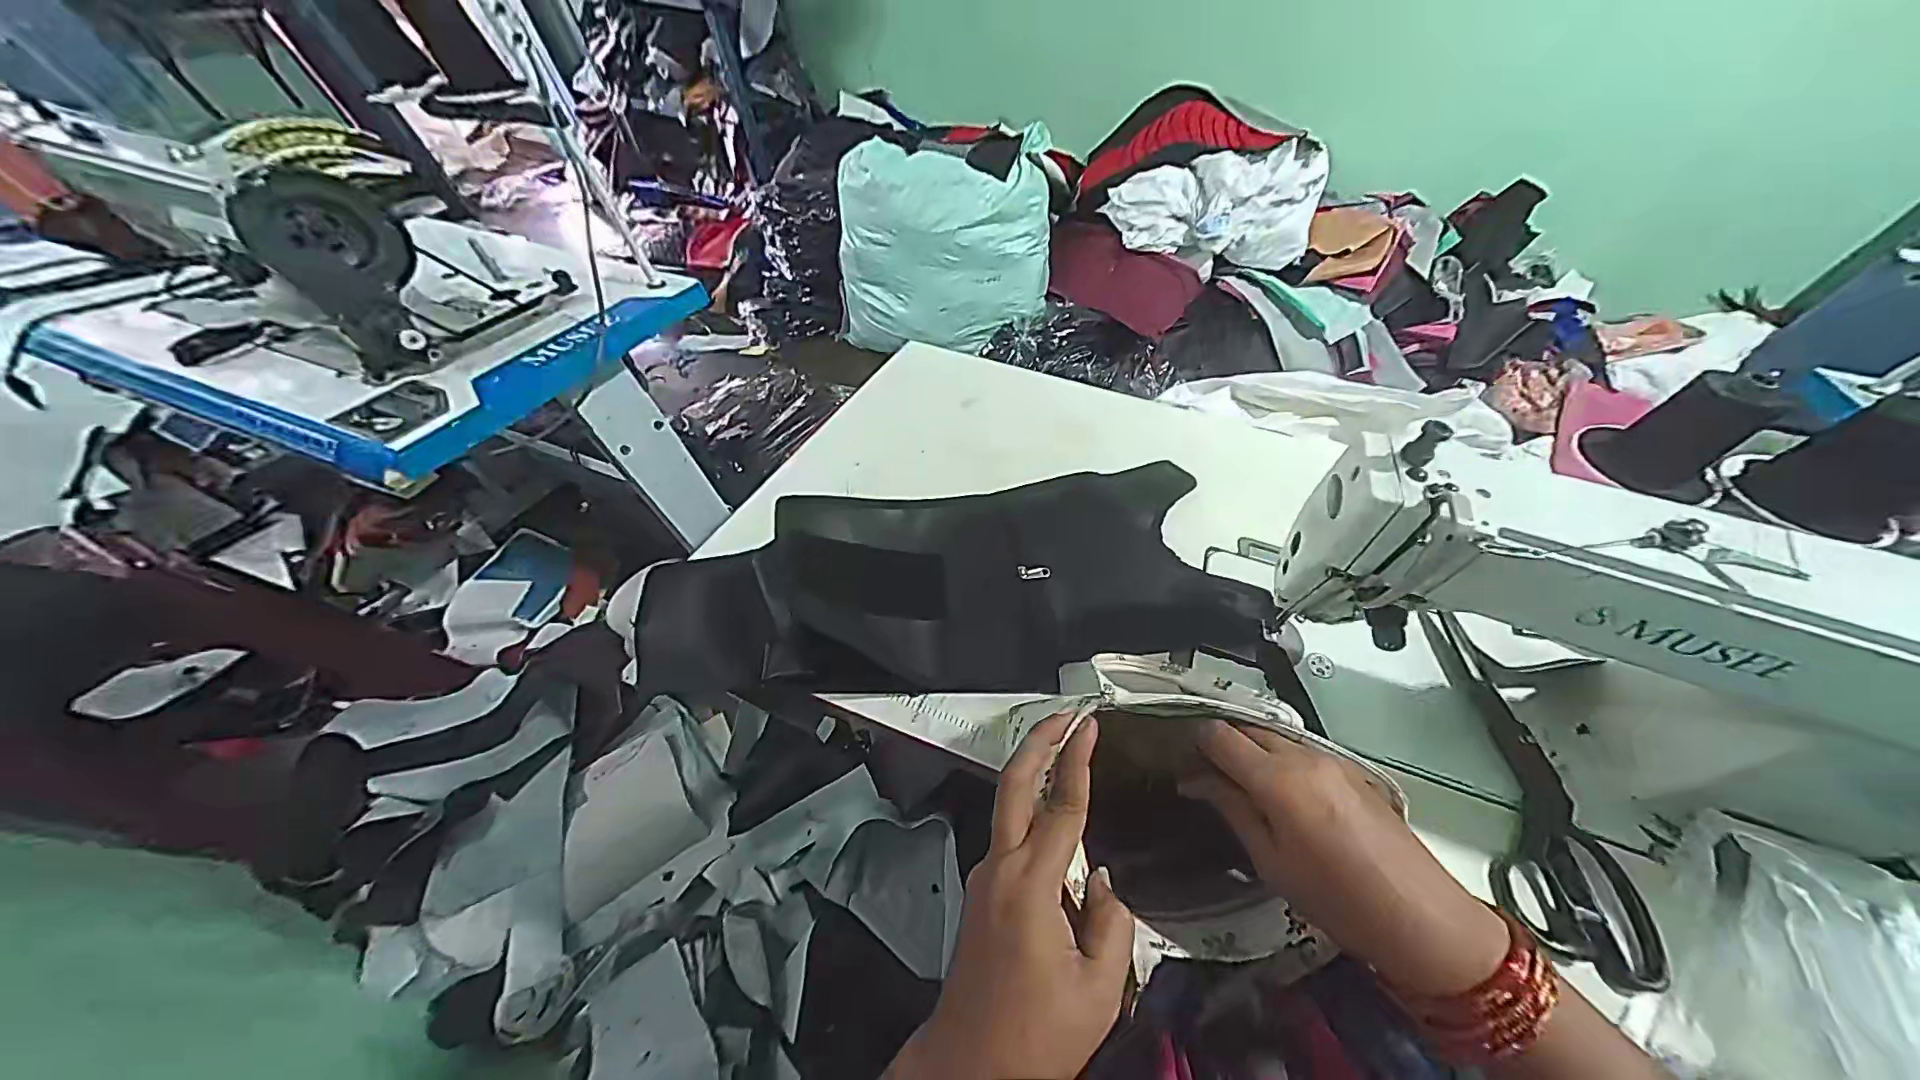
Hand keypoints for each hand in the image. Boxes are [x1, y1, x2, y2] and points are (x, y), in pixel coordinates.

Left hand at [887, 712, 1133, 1079]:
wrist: (968, 1063)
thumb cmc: (1032, 1036)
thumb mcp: (1098, 988)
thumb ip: (1111, 922)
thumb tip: (1103, 882)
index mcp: (1030, 886)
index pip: (1062, 806)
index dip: (1078, 760)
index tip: (1088, 727)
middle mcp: (1000, 869)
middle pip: (1015, 784)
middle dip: (1038, 740)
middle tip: (1064, 715)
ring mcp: (985, 877)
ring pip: (1010, 806)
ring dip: (1036, 772)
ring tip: (1070, 757)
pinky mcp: (982, 891)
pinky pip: (1012, 839)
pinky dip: (1034, 816)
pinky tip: (1063, 832)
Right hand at [1181, 719, 1509, 995]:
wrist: (1425, 920)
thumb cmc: (1342, 901)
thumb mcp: (1270, 861)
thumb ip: (1232, 808)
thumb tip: (1199, 781)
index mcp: (1278, 780)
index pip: (1219, 735)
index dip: (1196, 745)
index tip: (1188, 765)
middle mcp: (1305, 758)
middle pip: (1246, 727)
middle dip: (1223, 744)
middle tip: (1209, 776)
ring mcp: (1332, 760)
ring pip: (1273, 735)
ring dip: (1252, 751)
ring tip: (1243, 787)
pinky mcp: (1351, 770)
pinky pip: (1301, 750)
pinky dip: (1280, 760)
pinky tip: (1281, 795)